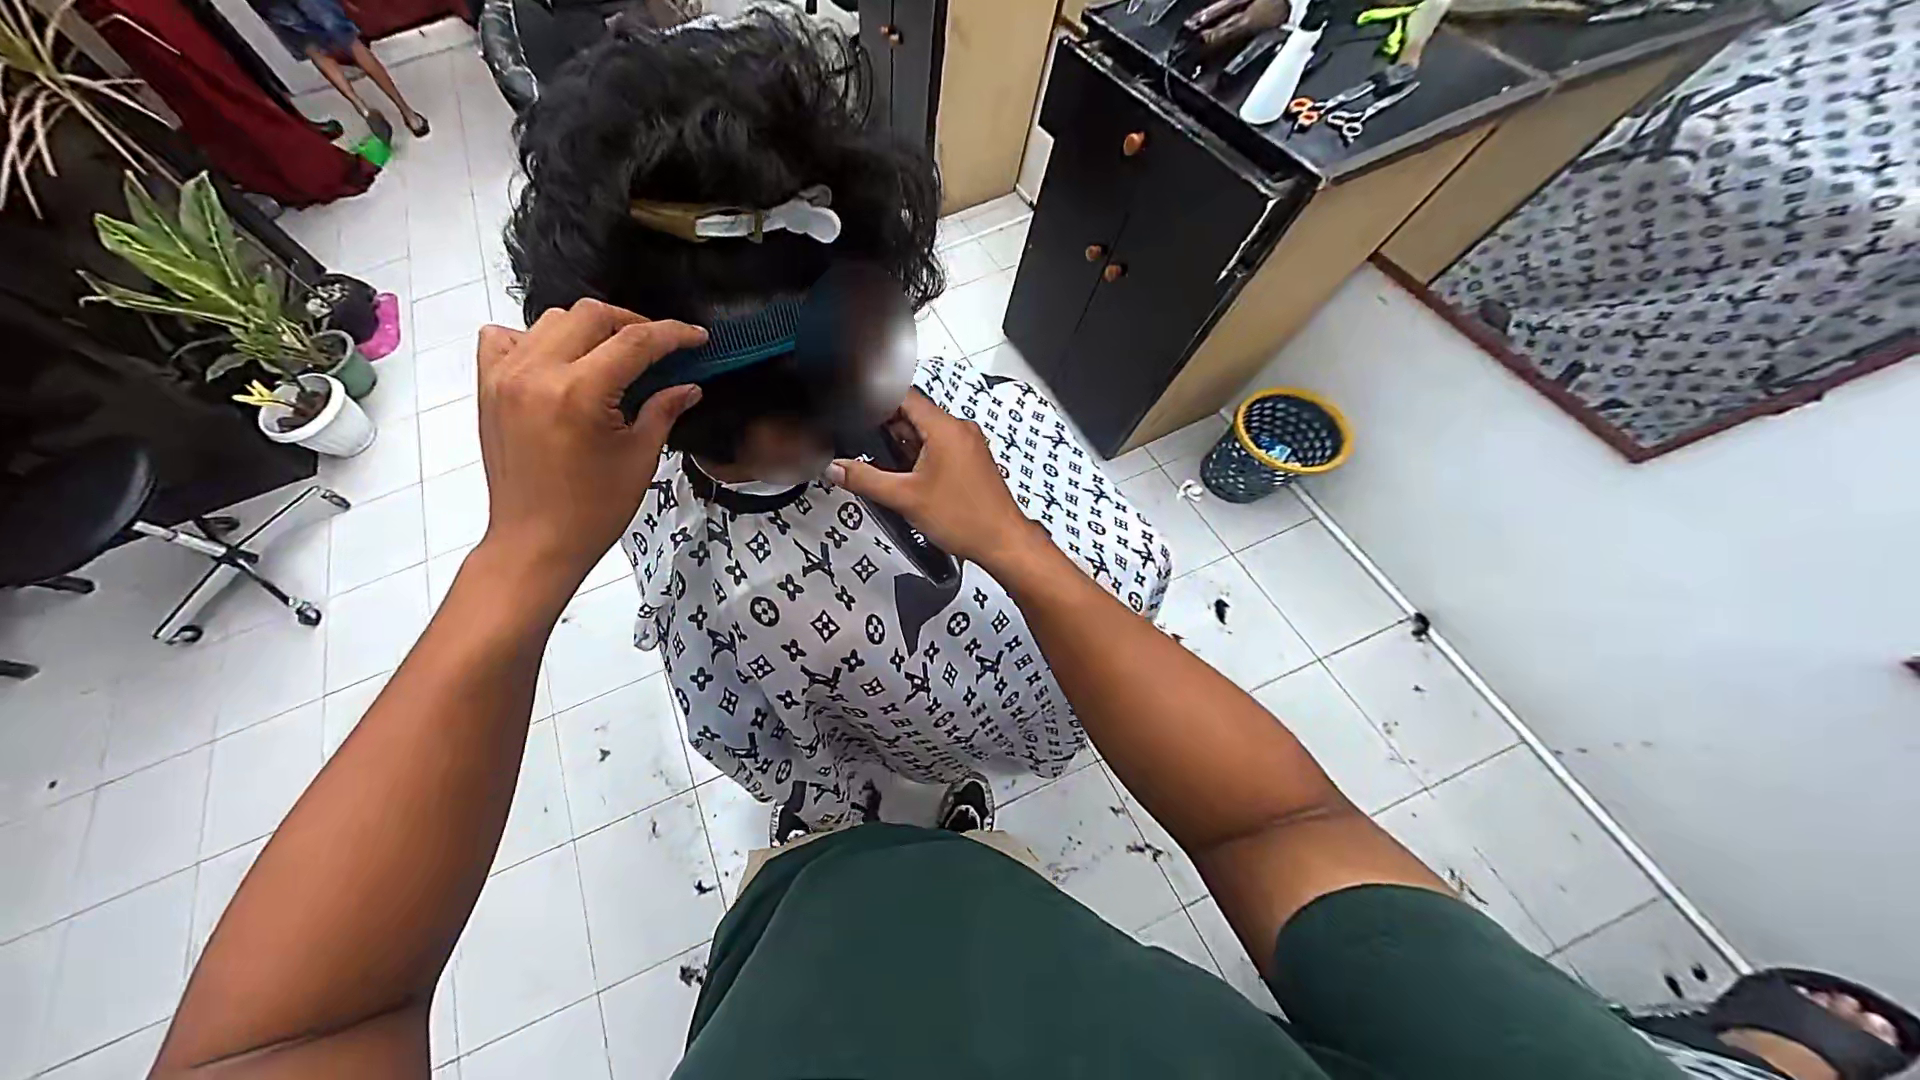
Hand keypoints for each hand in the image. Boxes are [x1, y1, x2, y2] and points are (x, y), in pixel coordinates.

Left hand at [473, 299, 705, 584]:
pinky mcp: (489, 387)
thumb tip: (688, 386)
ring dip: (590, 329)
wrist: (536, 540)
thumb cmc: (592, 509)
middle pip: (591, 315)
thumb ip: (664, 410)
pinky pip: (507, 337)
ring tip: (615, 354)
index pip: (634, 341)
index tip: (696, 337)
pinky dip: (537, 339)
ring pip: (552, 319)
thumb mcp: (640, 457)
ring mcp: (505, 377)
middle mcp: (536, 374)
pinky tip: (562, 361)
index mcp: (579, 393)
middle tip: (661, 345)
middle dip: (634, 324)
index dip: (673, 334)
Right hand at [824, 390, 1040, 569]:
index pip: (904, 395)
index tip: (858, 408)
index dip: (876, 400)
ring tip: (894, 475)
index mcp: (945, 428)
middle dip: (887, 432)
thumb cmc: (969, 519)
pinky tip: (912, 483)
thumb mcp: (904, 498)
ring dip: (904, 449)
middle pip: (912, 415)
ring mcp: (967, 445)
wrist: (1002, 542)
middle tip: (869, 453)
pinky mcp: (970, 461)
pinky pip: (939, 449)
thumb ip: (865, 479)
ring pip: (925, 434)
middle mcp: (960, 430)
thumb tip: (837, 468)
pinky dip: (920, 459)